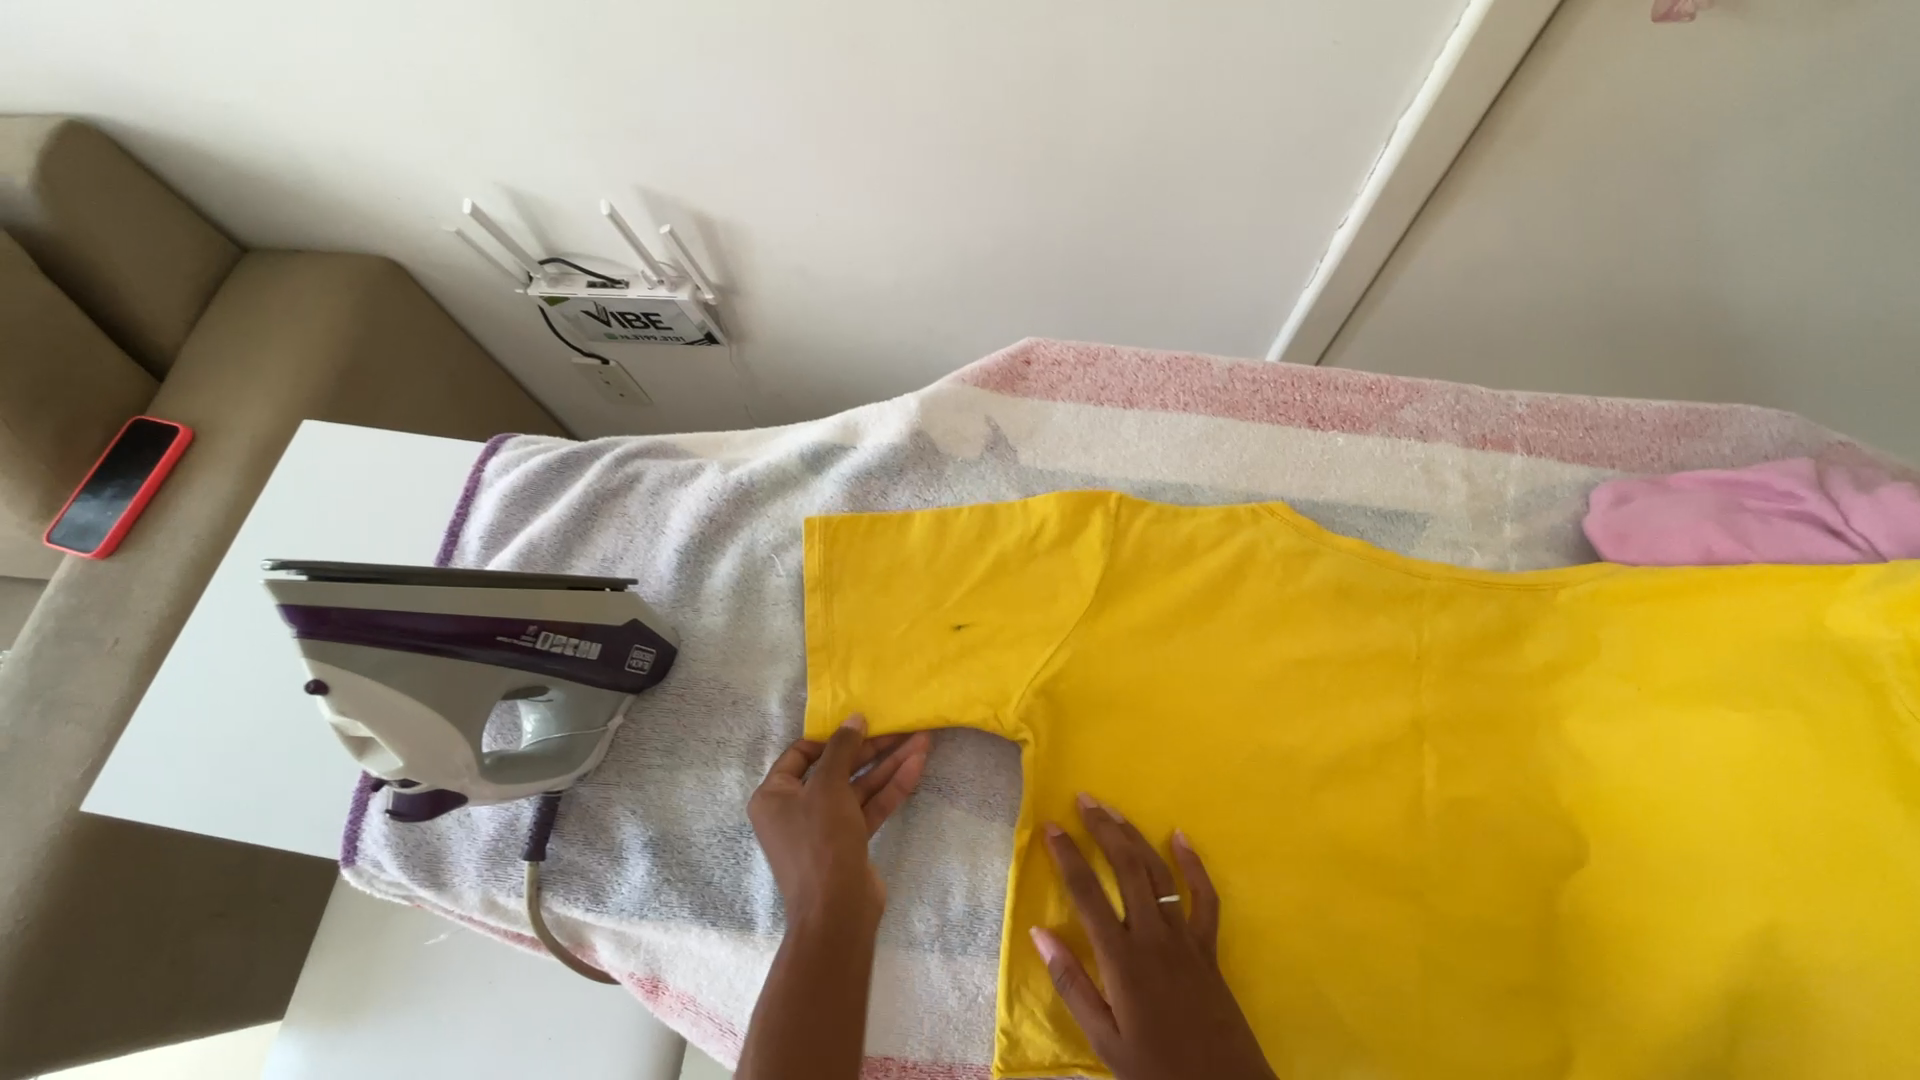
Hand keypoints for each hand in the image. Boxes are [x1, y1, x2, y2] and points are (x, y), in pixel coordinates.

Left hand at [748, 714, 931, 929]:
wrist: (836, 911)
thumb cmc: (820, 842)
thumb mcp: (828, 787)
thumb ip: (842, 749)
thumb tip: (854, 718)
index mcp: (774, 795)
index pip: (801, 754)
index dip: (831, 738)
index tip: (860, 725)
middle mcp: (796, 809)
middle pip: (837, 768)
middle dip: (872, 750)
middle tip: (902, 730)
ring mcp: (825, 827)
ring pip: (859, 787)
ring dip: (889, 765)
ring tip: (922, 742)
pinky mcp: (850, 842)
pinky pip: (869, 807)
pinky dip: (891, 788)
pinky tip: (917, 766)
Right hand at [1031, 796, 1277, 1079]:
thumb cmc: (1154, 1068)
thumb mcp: (1102, 1038)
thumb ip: (1071, 983)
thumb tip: (1038, 932)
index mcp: (1121, 959)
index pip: (1086, 893)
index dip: (1066, 855)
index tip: (1050, 826)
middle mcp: (1153, 937)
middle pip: (1125, 868)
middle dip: (1102, 829)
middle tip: (1084, 799)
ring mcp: (1184, 938)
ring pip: (1158, 872)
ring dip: (1134, 836)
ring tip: (1113, 810)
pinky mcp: (1208, 947)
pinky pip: (1203, 897)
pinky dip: (1193, 864)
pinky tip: (1180, 837)